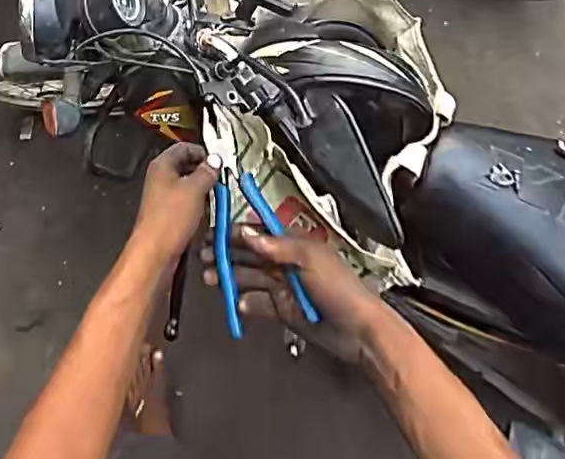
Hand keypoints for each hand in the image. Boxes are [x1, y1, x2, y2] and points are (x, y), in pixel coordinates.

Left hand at [130, 143, 215, 261]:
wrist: (155, 250)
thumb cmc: (168, 219)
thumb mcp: (195, 190)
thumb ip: (206, 172)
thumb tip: (214, 161)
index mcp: (162, 165)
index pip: (184, 147)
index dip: (202, 152)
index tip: (217, 162)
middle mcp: (160, 177)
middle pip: (185, 165)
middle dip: (204, 173)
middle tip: (218, 181)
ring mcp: (162, 195)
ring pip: (187, 185)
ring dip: (201, 190)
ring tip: (213, 198)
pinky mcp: (166, 211)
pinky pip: (185, 201)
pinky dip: (196, 204)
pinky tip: (204, 213)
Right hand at [204, 225, 389, 358]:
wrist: (361, 334)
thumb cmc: (340, 289)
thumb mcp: (310, 258)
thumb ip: (277, 245)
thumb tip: (246, 232)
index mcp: (291, 244)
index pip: (257, 232)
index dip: (234, 230)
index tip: (213, 230)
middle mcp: (284, 262)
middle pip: (247, 254)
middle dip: (224, 253)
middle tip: (203, 255)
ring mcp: (282, 286)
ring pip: (248, 277)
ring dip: (229, 276)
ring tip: (210, 278)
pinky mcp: (282, 310)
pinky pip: (258, 303)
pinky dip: (246, 302)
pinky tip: (237, 303)